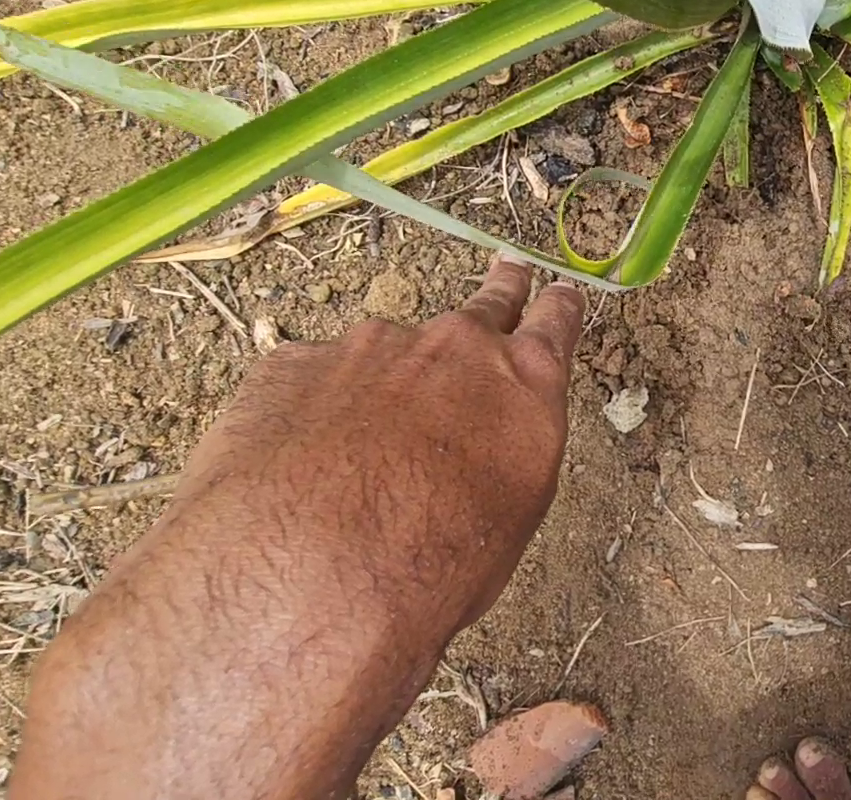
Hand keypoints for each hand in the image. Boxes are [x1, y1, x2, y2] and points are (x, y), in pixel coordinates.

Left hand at [13, 256, 585, 799]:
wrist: (302, 581)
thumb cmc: (437, 563)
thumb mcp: (513, 506)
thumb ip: (510, 440)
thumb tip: (489, 433)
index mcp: (522, 378)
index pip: (555, 321)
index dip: (558, 307)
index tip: (559, 292)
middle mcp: (455, 345)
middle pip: (487, 304)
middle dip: (504, 288)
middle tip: (510, 270)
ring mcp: (370, 346)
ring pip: (392, 352)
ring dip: (392, 378)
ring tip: (366, 442)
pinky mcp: (292, 364)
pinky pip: (317, 378)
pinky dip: (319, 406)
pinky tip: (302, 459)